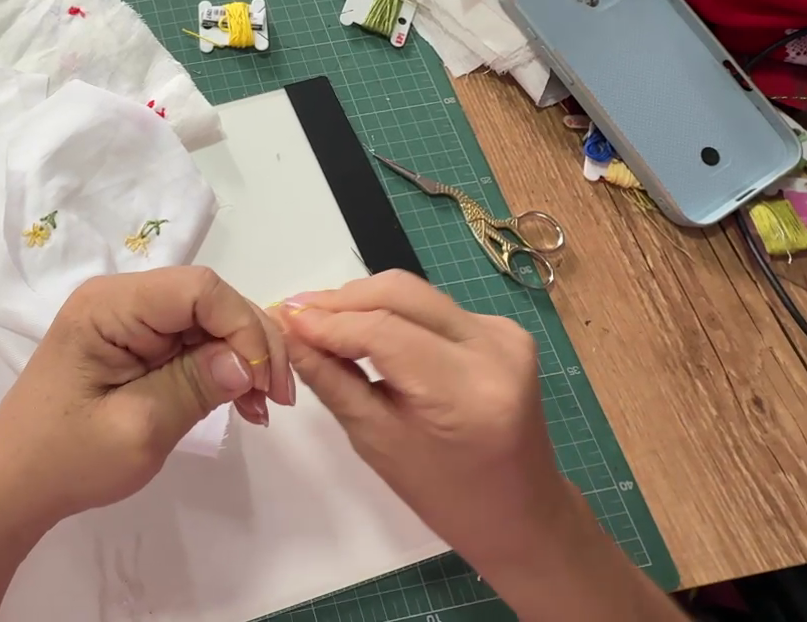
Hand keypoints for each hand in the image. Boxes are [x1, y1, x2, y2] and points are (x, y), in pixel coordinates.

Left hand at [0, 266, 296, 525]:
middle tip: (276, 399)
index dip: (242, 326)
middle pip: (206, 297)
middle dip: (249, 341)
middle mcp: (118, 298)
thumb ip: (194, 386)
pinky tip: (239, 401)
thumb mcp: (137, 428)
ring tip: (261, 408)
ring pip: (204, 318)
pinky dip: (219, 367)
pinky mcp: (132, 342)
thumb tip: (247, 362)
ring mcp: (125, 319)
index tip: (265, 384)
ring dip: (240, 356)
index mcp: (110, 304)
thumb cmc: (65, 459)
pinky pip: (188, 340)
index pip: (198, 287)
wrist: (12, 483)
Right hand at [276, 270, 560, 563]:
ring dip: (361, 302)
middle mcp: (493, 349)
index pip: (383, 331)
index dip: (328, 321)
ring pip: (412, 292)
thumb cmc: (444, 493)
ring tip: (319, 321)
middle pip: (399, 293)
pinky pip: (429, 305)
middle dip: (340, 300)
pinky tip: (363, 331)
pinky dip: (389, 311)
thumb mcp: (375, 441)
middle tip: (296, 313)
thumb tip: (287, 331)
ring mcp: (503, 334)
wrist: (523, 515)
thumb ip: (330, 380)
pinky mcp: (501, 329)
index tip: (283, 318)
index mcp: (468, 391)